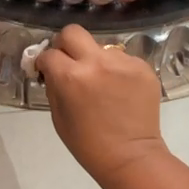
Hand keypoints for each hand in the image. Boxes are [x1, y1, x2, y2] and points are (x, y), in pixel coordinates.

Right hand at [36, 25, 169, 181]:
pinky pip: (122, 59)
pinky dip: (116, 70)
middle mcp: (97, 62)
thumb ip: (54, 86)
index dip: (45, 62)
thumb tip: (52, 69)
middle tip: (69, 61)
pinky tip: (119, 90)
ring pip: (101, 47)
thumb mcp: (59, 117)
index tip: (47, 70)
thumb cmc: (87, 144)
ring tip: (102, 83)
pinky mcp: (143, 67)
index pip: (49, 53)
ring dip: (95, 60)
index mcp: (71, 76)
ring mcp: (123, 62)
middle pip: (73, 32)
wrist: (130, 156)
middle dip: (65, 44)